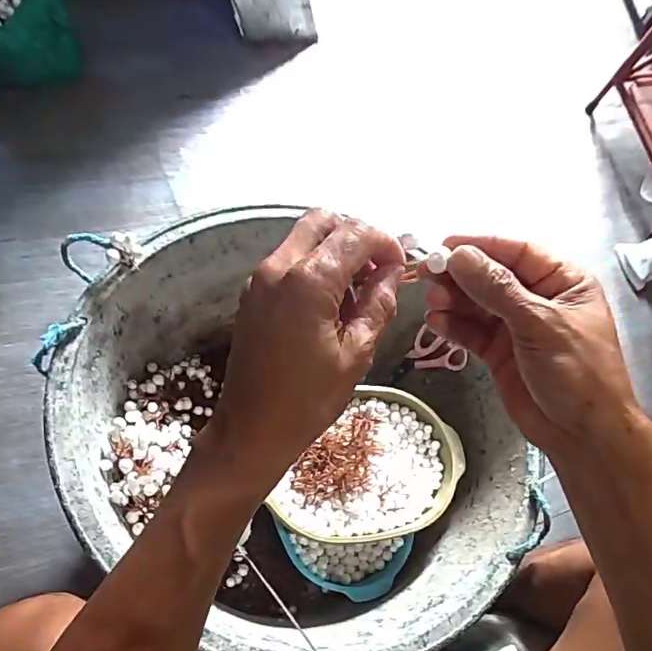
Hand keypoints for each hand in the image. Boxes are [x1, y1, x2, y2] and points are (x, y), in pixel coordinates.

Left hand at [209, 209, 404, 482]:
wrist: (251, 429)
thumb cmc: (307, 400)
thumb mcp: (356, 354)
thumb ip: (378, 304)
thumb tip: (392, 273)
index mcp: (308, 281)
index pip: (355, 234)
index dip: (386, 243)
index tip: (400, 268)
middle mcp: (278, 268)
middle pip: (324, 221)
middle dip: (357, 237)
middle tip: (376, 273)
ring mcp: (260, 279)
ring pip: (303, 238)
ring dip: (334, 251)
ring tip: (355, 295)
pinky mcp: (252, 295)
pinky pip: (288, 261)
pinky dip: (313, 267)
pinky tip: (329, 305)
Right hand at [424, 235, 635, 453]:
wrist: (582, 432)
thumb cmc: (577, 372)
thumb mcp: (539, 323)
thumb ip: (497, 289)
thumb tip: (461, 256)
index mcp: (563, 281)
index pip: (517, 252)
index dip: (481, 246)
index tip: (445, 246)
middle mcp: (538, 299)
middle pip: (492, 277)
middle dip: (461, 276)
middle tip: (428, 275)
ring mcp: (517, 327)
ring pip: (478, 305)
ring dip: (453, 302)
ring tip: (431, 302)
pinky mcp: (500, 353)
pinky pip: (473, 333)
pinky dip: (454, 327)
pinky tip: (436, 322)